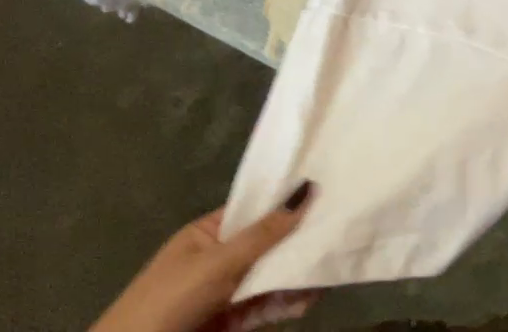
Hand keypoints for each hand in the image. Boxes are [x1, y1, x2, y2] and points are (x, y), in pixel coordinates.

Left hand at [90, 182, 319, 331]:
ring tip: (326, 275)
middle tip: (339, 236)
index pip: (257, 209)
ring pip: (272, 275)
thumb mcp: (217, 263)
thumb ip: (265, 232)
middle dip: (301, 242)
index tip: (332, 192)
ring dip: (298, 276)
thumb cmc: (168, 303)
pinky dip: (287, 303)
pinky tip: (306, 301)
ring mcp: (225, 292)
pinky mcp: (231, 321)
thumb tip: (308, 187)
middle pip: (270, 243)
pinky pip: (266, 305)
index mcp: (208, 235)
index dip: (290, 201)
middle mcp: (219, 259)